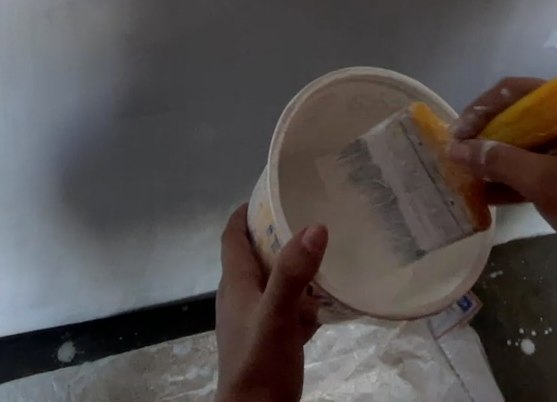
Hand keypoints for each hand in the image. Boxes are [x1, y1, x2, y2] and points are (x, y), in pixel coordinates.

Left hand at [215, 203, 327, 401]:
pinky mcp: (268, 342)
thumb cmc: (259, 364)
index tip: (271, 193)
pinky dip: (302, 303)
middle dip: (278, 236)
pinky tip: (324, 306)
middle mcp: (240, 298)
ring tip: (324, 256)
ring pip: (273, 283)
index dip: (246, 212)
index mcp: (235, 284)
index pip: (232, 236)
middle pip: (255, 255)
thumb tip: (315, 225)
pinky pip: (286, 311)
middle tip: (308, 218)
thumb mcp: (278, 314)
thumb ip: (293, 272)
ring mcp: (252, 321)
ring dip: (294, 270)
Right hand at [448, 77, 556, 276]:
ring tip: (466, 173)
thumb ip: (498, 161)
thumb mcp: (543, 183)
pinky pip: (538, 163)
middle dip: (486, 133)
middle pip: (520, 115)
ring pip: (526, 141)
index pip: (518, 91)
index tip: (459, 133)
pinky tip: (486, 192)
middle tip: (459, 152)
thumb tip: (455, 149)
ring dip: (497, 156)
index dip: (482, 108)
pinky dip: (514, 175)